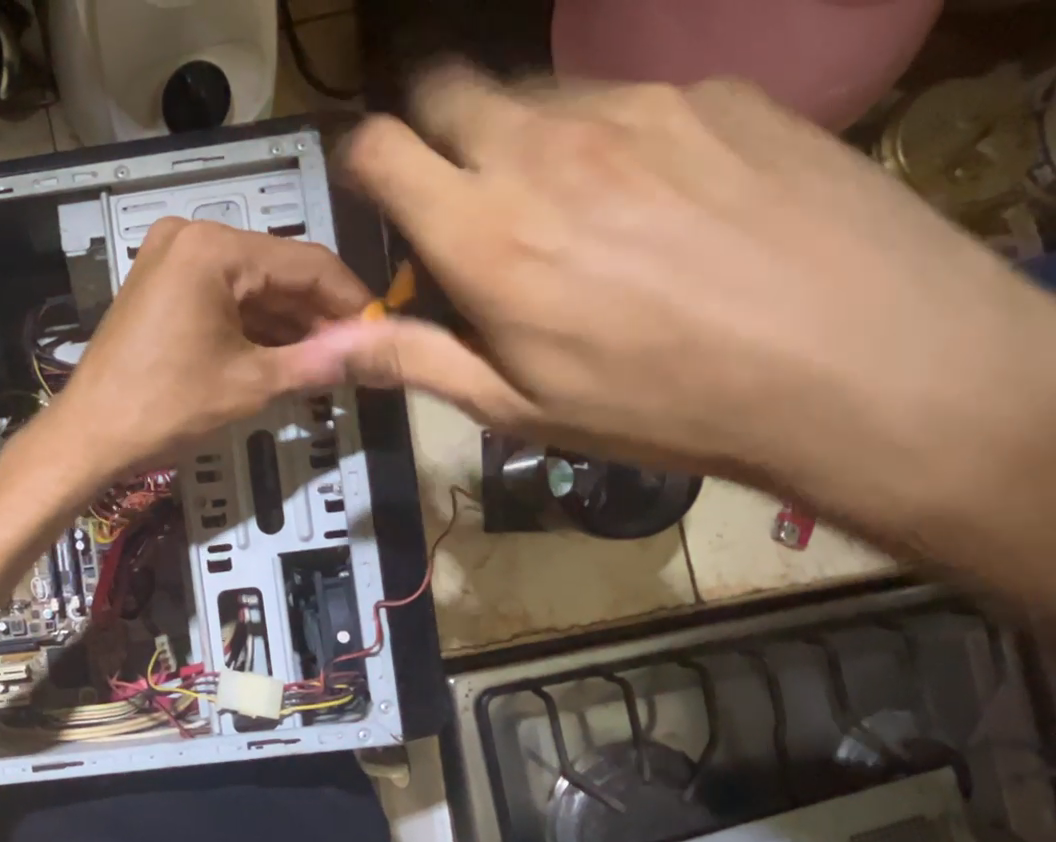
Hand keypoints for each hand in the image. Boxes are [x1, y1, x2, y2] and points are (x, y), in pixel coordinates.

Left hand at [43, 218, 370, 477]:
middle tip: (357, 354)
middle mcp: (191, 236)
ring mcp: (169, 258)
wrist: (87, 436)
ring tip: (327, 362)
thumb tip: (380, 351)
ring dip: (287, 323)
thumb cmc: (165, 407)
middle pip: (278, 271)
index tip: (384, 331)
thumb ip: (320, 361)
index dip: (351, 300)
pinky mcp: (158, 284)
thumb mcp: (251, 384)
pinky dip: (251, 324)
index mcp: (215, 248)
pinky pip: (220, 296)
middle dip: (317, 315)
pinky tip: (284, 354)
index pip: (308, 264)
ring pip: (250, 286)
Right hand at [329, 65, 1055, 501]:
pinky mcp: (712, 94)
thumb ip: (410, 358)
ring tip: (571, 206)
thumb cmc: (663, 404)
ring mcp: (634, 108)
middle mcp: (544, 148)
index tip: (381, 192)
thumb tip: (320, 347)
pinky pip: (626, 98)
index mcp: (483, 233)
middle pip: (448, 89)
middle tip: (465, 193)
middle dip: (434, 130)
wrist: (867, 364)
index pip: (379, 147)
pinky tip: (660, 198)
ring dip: (521, 136)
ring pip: (535, 92)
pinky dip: (610, 136)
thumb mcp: (517, 405)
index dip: (364, 161)